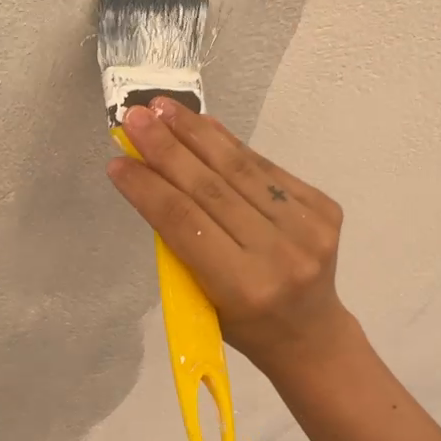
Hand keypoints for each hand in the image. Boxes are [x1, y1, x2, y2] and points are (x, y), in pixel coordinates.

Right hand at [106, 97, 354, 373]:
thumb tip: (152, 175)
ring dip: (195, 133)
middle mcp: (281, 255)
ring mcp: (308, 229)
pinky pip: (265, 167)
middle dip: (166, 148)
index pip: (184, 222)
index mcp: (243, 286)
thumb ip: (181, 239)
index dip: (147, 188)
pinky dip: (228, 143)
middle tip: (134, 117)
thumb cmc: (239, 321)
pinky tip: (201, 125)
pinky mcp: (324, 208)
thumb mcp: (198, 294)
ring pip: (240, 168)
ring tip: (162, 108)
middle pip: (211, 188)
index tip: (116, 161)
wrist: (310, 332)